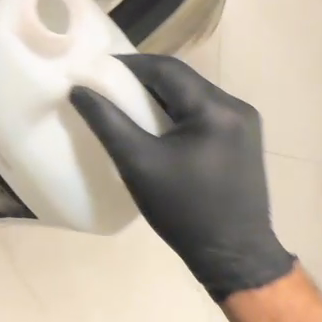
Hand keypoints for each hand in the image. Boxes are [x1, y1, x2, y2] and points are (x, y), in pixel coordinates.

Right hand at [70, 56, 293, 300]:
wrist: (235, 257)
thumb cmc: (184, 211)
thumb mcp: (138, 164)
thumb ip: (107, 122)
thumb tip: (78, 90)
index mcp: (215, 109)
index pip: (166, 69)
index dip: (128, 64)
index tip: (95, 68)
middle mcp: (235, 107)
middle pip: (180, 79)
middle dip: (141, 79)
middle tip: (105, 85)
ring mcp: (243, 123)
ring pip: (190, 94)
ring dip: (158, 94)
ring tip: (124, 103)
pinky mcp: (242, 139)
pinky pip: (201, 111)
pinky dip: (174, 111)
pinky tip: (153, 124)